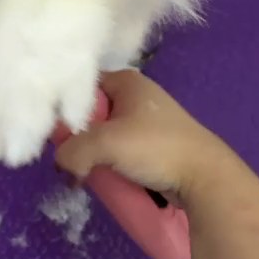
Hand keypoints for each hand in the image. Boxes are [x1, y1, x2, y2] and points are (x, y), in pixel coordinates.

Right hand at [54, 71, 242, 196]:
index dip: (65, 108)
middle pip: (92, 113)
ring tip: (85, 172)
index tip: (53, 132)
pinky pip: (119, 150)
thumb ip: (73, 151)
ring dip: (94, 154)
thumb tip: (62, 166)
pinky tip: (104, 176)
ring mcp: (146, 121)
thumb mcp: (106, 143)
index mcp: (126, 81)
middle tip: (70, 157)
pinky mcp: (153, 145)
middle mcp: (135, 95)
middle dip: (78, 137)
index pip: (82, 86)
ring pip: (105, 135)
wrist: (205, 178)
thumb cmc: (156, 148)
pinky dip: (109, 163)